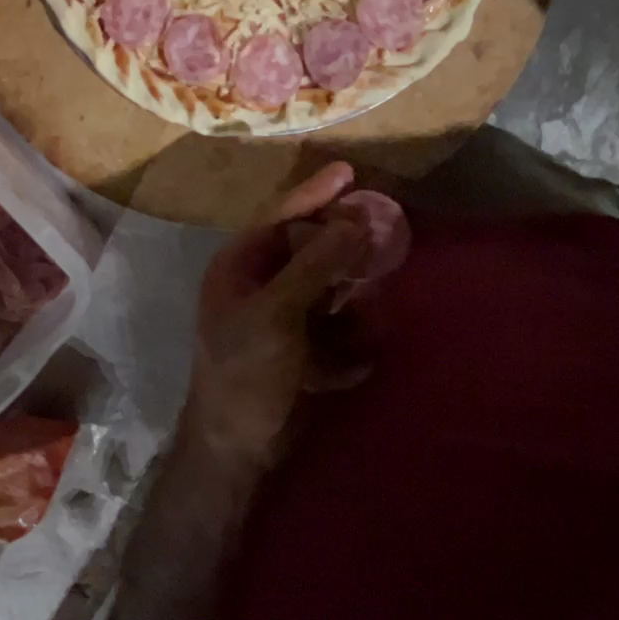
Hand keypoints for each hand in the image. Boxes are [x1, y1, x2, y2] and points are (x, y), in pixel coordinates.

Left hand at [185, 162, 369, 464]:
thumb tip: (354, 221)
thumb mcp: (277, 314)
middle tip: (381, 237)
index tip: (350, 171)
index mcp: (239, 266)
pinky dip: (351, 336)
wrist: (238, 448)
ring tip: (368, 305)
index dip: (314, 193)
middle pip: (310, 249)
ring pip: (330, 287)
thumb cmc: (245, 372)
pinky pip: (338, 325)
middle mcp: (260, 284)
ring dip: (351, 297)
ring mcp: (283, 317)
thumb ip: (315, 266)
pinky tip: (354, 358)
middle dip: (344, 248)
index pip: (279, 217)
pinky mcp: (304, 347)